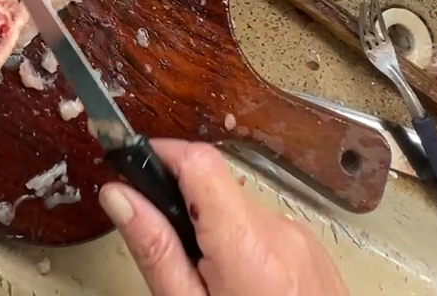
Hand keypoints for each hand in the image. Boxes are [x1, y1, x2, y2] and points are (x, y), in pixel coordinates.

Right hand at [100, 139, 347, 295]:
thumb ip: (156, 251)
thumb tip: (118, 193)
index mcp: (248, 248)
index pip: (198, 160)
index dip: (162, 155)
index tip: (136, 171)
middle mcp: (282, 233)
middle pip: (215, 185)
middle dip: (184, 206)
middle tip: (172, 255)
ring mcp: (305, 243)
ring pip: (238, 208)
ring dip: (216, 229)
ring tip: (212, 283)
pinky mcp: (319, 256)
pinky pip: (266, 229)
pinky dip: (246, 246)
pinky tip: (244, 287)